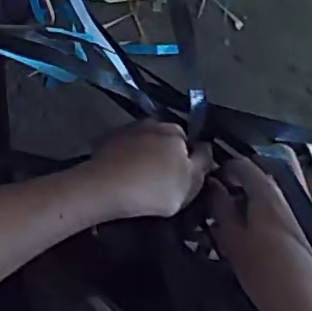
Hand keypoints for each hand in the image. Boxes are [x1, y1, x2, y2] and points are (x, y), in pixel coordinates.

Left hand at [77, 120, 211, 219]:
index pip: (188, 141)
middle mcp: (148, 122)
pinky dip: (127, 157)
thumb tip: (205, 146)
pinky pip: (124, 148)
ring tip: (144, 178)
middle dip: (166, 153)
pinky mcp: (106, 139)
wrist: (108, 186)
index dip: (189, 158)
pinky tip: (126, 173)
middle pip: (164, 138)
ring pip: (143, 142)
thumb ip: (203, 161)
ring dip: (146, 154)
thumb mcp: (192, 181)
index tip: (185, 176)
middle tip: (165, 179)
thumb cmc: (157, 187)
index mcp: (172, 130)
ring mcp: (125, 129)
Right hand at [208, 154, 311, 277]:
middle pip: (259, 182)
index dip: (223, 164)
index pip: (246, 165)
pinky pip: (273, 218)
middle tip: (210, 194)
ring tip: (221, 216)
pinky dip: (255, 218)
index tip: (203, 173)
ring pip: (265, 201)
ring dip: (244, 202)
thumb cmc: (265, 274)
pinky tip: (242, 236)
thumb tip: (212, 184)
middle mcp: (286, 204)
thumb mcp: (232, 239)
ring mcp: (296, 225)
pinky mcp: (300, 245)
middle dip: (234, 183)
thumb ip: (221, 207)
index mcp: (268, 196)